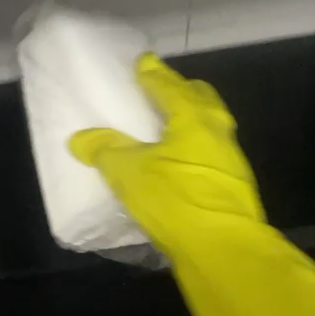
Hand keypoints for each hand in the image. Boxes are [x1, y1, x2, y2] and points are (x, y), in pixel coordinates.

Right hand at [70, 54, 314, 315]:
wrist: (225, 252)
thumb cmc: (176, 200)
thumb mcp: (130, 174)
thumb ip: (106, 152)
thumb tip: (82, 139)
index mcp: (193, 118)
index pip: (169, 86)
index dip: (152, 74)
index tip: (142, 63)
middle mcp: (217, 132)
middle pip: (202, 99)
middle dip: (182, 91)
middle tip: (160, 90)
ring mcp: (230, 161)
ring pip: (210, 127)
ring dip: (190, 121)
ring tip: (166, 127)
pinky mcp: (232, 189)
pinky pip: (210, 154)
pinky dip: (193, 148)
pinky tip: (178, 163)